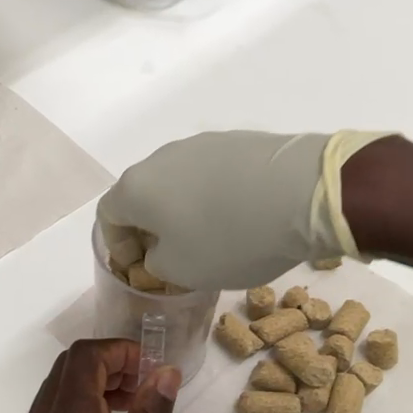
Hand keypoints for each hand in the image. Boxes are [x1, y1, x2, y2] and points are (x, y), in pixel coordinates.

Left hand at [7, 340, 181, 412]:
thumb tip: (163, 372)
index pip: (83, 360)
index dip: (119, 351)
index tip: (154, 368)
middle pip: (64, 371)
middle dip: (106, 363)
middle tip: (148, 383)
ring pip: (53, 394)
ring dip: (90, 385)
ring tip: (135, 405)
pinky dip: (76, 410)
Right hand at [97, 130, 394, 291]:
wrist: (304, 192)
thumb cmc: (229, 238)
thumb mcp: (182, 272)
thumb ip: (156, 263)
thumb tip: (161, 249)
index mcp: (135, 188)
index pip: (108, 216)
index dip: (118, 246)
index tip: (140, 269)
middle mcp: (160, 158)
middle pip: (143, 195)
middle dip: (152, 227)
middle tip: (174, 257)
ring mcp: (200, 144)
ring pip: (179, 182)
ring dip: (185, 210)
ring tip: (214, 236)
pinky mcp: (238, 140)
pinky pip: (214, 173)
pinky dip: (217, 195)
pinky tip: (244, 216)